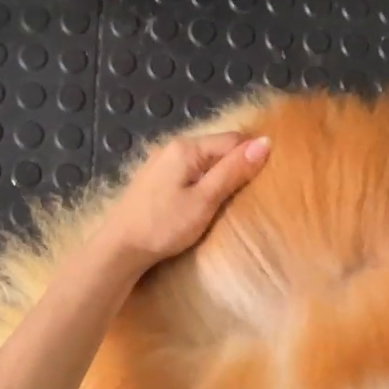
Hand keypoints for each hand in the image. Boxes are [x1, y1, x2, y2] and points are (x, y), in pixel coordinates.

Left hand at [98, 131, 270, 267]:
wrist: (119, 248)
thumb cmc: (163, 226)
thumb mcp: (204, 200)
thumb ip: (233, 171)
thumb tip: (265, 143)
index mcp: (187, 147)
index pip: (234, 140)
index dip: (253, 156)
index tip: (269, 178)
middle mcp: (172, 147)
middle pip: (217, 148)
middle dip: (237, 165)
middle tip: (254, 191)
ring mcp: (160, 163)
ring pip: (203, 161)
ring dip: (220, 175)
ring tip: (233, 197)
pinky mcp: (154, 180)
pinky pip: (188, 172)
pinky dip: (202, 182)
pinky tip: (205, 201)